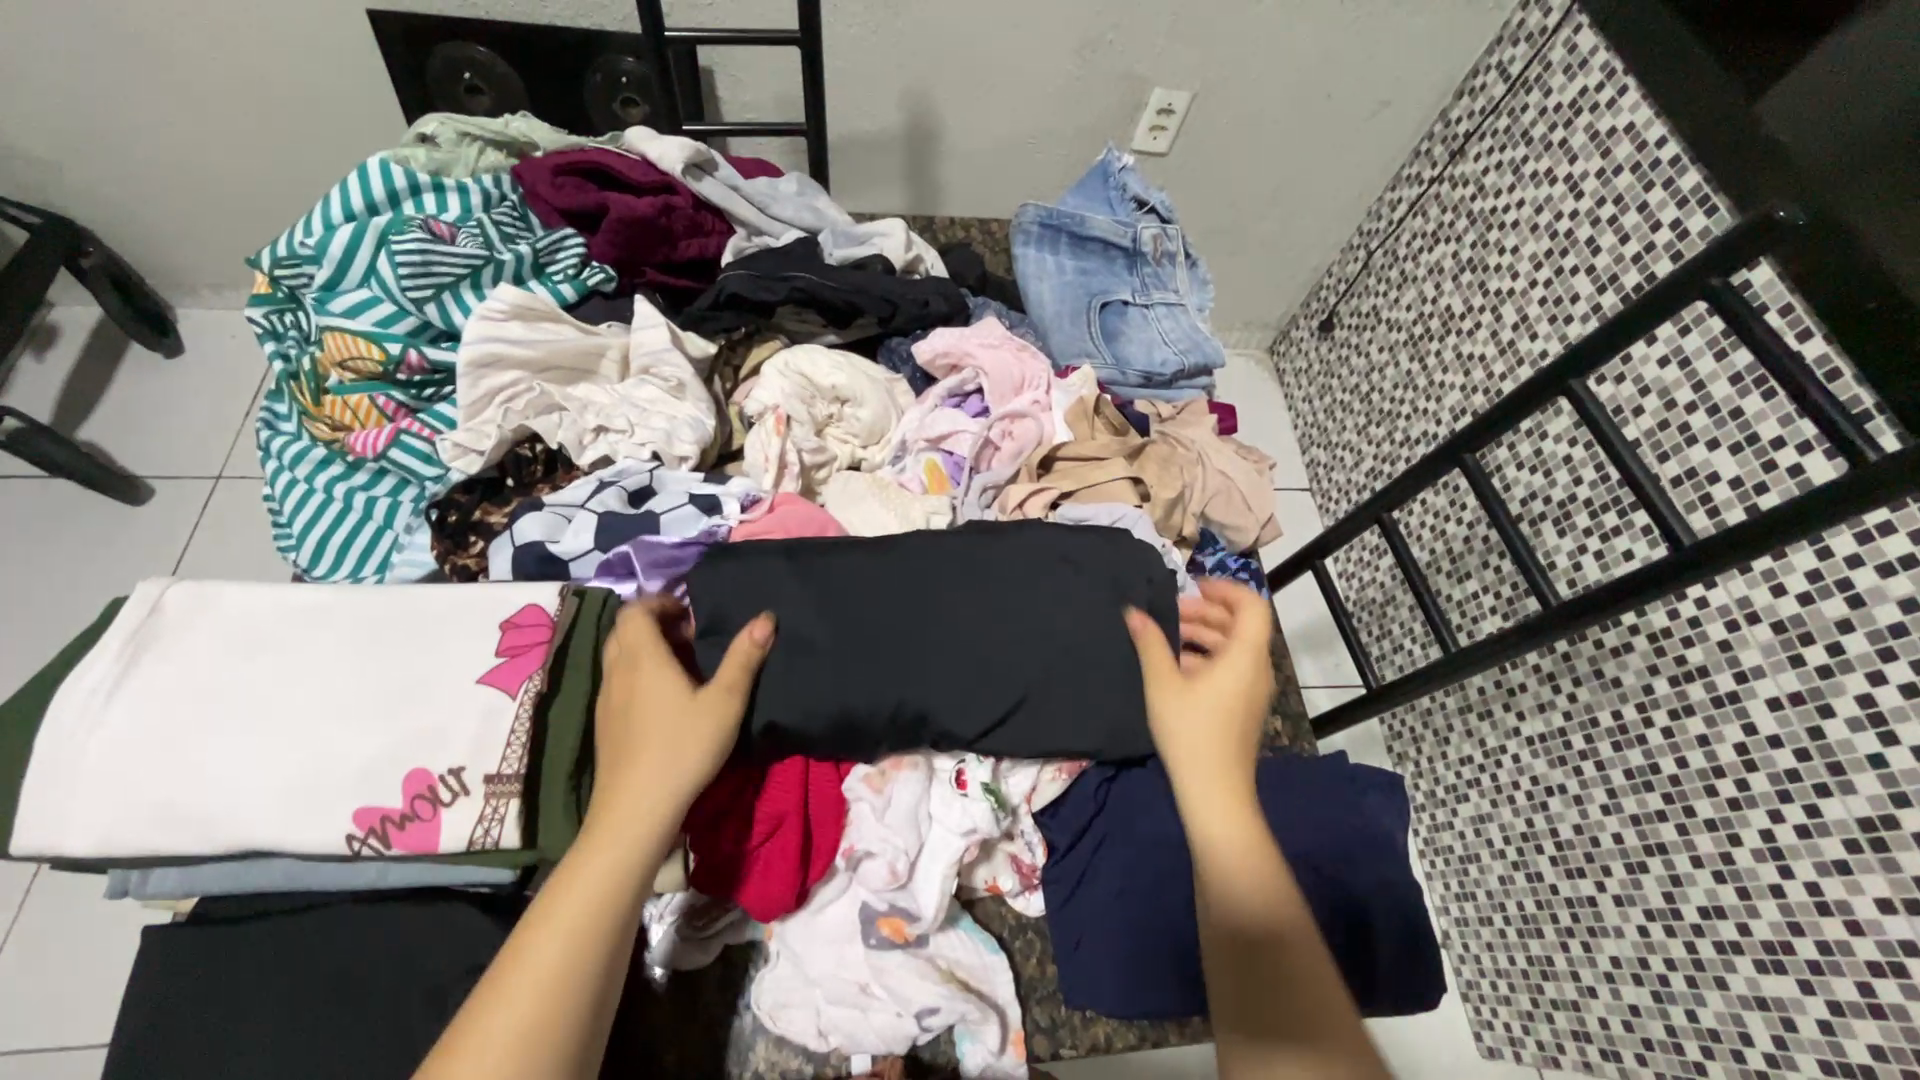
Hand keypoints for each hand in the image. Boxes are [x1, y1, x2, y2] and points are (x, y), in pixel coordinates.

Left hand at [588, 597, 775, 825]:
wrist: (636, 809)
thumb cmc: (684, 748)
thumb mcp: (725, 702)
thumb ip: (744, 658)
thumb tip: (765, 617)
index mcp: (642, 657)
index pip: (635, 609)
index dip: (660, 603)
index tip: (690, 613)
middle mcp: (617, 670)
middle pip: (623, 629)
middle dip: (653, 623)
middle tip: (689, 637)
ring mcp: (606, 698)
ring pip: (617, 656)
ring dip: (644, 649)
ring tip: (680, 666)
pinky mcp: (604, 723)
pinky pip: (616, 680)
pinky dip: (636, 673)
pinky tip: (663, 700)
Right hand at [1125, 580, 1274, 808]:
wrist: (1214, 791)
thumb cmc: (1190, 732)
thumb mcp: (1162, 684)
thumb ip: (1150, 644)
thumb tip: (1134, 612)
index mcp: (1245, 656)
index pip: (1252, 605)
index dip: (1225, 589)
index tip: (1192, 587)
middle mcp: (1257, 668)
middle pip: (1240, 624)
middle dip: (1206, 612)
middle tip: (1170, 611)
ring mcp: (1253, 689)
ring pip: (1234, 647)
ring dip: (1204, 634)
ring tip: (1167, 636)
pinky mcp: (1244, 706)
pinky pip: (1232, 667)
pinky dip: (1207, 657)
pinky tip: (1175, 667)